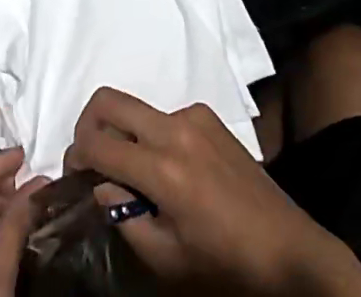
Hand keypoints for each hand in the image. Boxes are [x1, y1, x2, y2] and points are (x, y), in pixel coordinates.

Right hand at [65, 88, 360, 296]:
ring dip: (124, 133)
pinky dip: (153, 135)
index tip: (75, 177)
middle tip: (90, 158)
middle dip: (87, 125)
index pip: (96, 143)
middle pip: (108, 101)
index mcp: (162, 167)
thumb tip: (102, 184)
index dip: (74, 158)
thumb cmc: (223, 261)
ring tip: (137, 175)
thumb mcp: (165, 257)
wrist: (285, 246)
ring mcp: (195, 115)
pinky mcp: (209, 116)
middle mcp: (175, 128)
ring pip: (137, 109)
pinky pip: (165, 116)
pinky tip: (170, 169)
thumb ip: (123, 216)